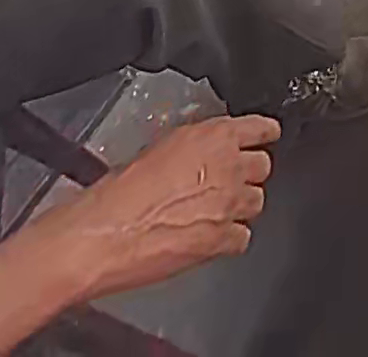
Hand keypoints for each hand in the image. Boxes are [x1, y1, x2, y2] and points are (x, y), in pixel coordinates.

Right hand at [19, 114, 281, 301]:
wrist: (100, 235)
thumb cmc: (119, 192)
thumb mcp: (165, 147)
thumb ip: (200, 144)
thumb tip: (210, 150)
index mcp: (217, 136)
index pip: (263, 128)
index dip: (265, 135)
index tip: (267, 138)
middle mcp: (230, 165)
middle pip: (264, 166)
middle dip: (248, 175)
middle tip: (228, 183)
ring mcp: (229, 202)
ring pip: (257, 201)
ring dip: (240, 207)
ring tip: (215, 212)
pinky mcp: (220, 238)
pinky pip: (242, 238)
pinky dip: (230, 240)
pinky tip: (211, 238)